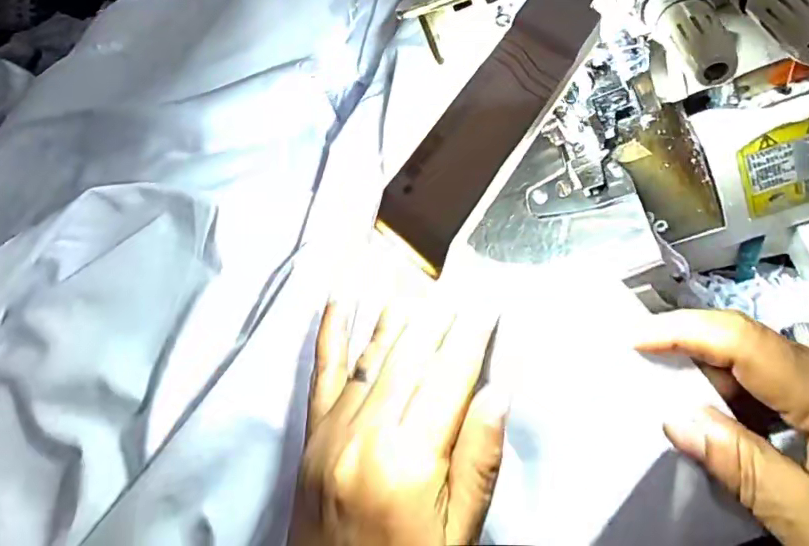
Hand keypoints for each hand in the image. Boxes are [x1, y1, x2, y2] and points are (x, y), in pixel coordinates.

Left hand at [291, 298, 507, 545]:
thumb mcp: (458, 534)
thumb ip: (477, 461)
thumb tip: (497, 390)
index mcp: (409, 462)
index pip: (449, 379)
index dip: (471, 338)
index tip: (486, 306)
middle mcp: (367, 433)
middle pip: (411, 357)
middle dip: (439, 318)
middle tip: (460, 288)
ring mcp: (333, 428)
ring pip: (373, 355)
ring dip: (398, 317)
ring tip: (421, 289)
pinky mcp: (311, 432)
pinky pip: (324, 369)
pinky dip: (332, 328)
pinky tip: (339, 295)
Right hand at [638, 310, 808, 545]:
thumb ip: (741, 465)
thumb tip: (675, 416)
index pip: (741, 338)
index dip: (680, 330)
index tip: (635, 340)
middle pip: (756, 344)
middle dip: (701, 358)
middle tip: (656, 382)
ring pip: (777, 363)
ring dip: (731, 382)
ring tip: (696, 414)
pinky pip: (802, 385)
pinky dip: (764, 400)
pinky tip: (747, 432)